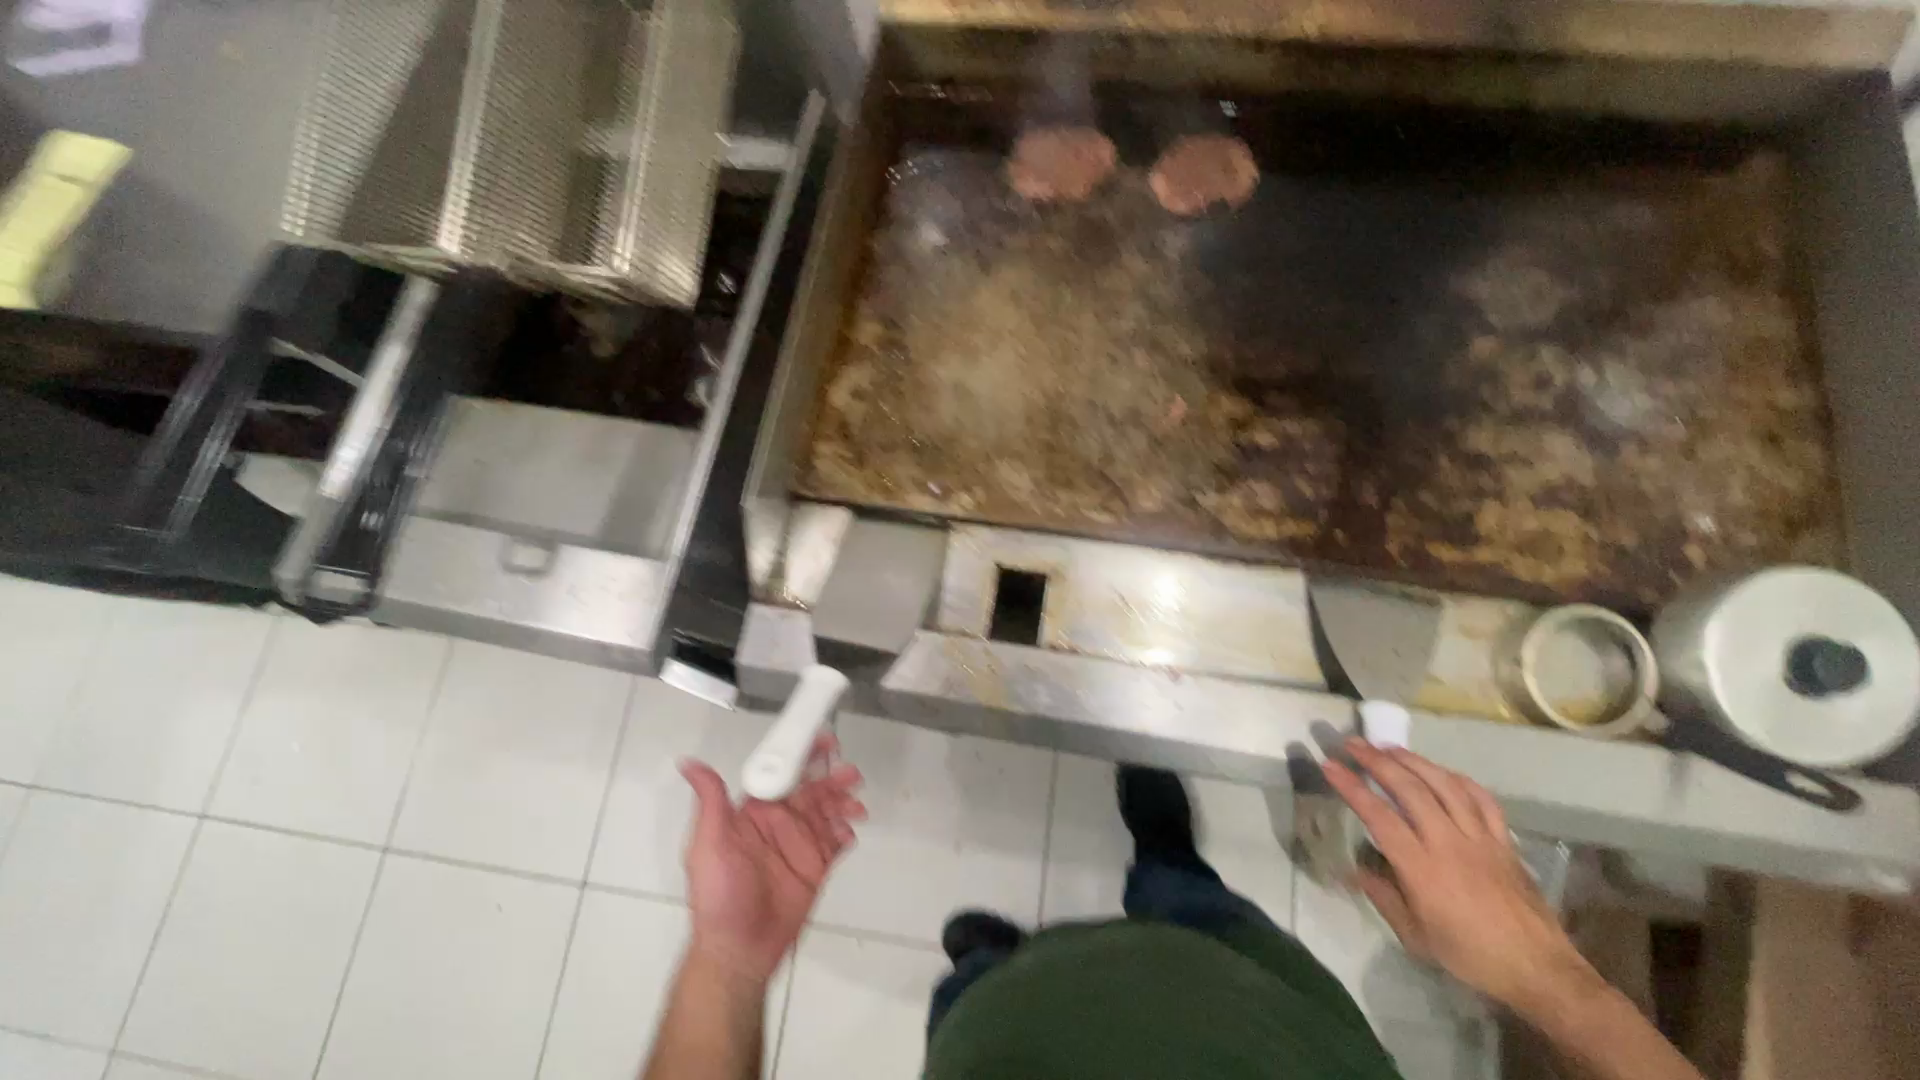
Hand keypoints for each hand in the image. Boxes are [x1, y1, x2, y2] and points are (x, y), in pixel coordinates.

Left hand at [679, 735, 865, 983]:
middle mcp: (779, 824)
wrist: (739, 951)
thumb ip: (709, 801)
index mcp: (753, 813)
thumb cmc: (718, 897)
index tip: (820, 743)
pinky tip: (851, 830)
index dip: (801, 756)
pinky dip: (847, 831)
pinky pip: (837, 842)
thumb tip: (688, 762)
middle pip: (811, 790)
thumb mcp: (707, 845)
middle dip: (832, 777)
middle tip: (850, 773)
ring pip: (828, 812)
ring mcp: (800, 845)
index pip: (781, 775)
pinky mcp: (817, 867)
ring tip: (856, 804)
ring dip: (844, 802)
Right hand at [1321, 738, 1593, 1011]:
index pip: (1379, 815)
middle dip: (1377, 761)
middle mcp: (1449, 843)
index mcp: (1421, 868)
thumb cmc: (1469, 956)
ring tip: (1390, 748)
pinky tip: (1443, 773)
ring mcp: (1480, 838)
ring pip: (1445, 784)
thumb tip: (1358, 870)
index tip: (1330, 765)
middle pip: (1410, 789)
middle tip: (1353, 744)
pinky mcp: (1504, 841)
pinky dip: (1458, 779)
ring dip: (1414, 760)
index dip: (1352, 787)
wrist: (1537, 969)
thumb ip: (1384, 897)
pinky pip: (1481, 799)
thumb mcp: (1414, 937)